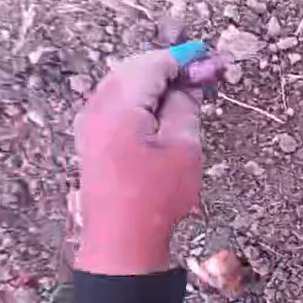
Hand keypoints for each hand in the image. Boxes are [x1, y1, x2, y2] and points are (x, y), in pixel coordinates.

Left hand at [73, 51, 217, 275]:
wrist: (123, 241)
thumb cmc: (156, 197)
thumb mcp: (183, 148)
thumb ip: (185, 107)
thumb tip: (190, 82)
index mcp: (118, 107)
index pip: (152, 64)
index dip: (185, 60)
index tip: (212, 64)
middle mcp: (96, 109)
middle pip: (134, 69)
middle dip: (171, 68)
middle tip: (205, 76)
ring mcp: (90, 124)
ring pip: (126, 85)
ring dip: (158, 83)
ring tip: (191, 93)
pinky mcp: (93, 139)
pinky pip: (119, 103)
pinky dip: (144, 99)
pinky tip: (167, 111)